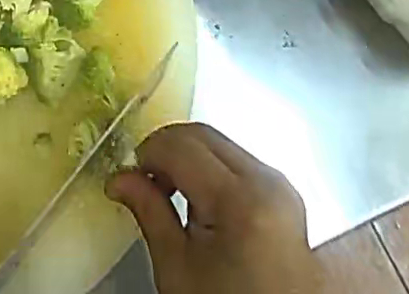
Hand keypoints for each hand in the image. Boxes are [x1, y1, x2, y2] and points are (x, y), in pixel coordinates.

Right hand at [108, 123, 323, 293]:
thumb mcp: (177, 270)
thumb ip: (149, 212)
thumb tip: (120, 177)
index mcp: (238, 200)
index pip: (180, 145)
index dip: (147, 153)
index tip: (129, 175)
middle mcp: (266, 181)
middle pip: (204, 137)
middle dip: (168, 150)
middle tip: (146, 182)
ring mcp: (283, 187)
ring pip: (223, 146)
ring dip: (192, 158)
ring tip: (173, 194)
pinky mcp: (288, 196)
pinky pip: (243, 163)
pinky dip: (215, 169)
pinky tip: (203, 200)